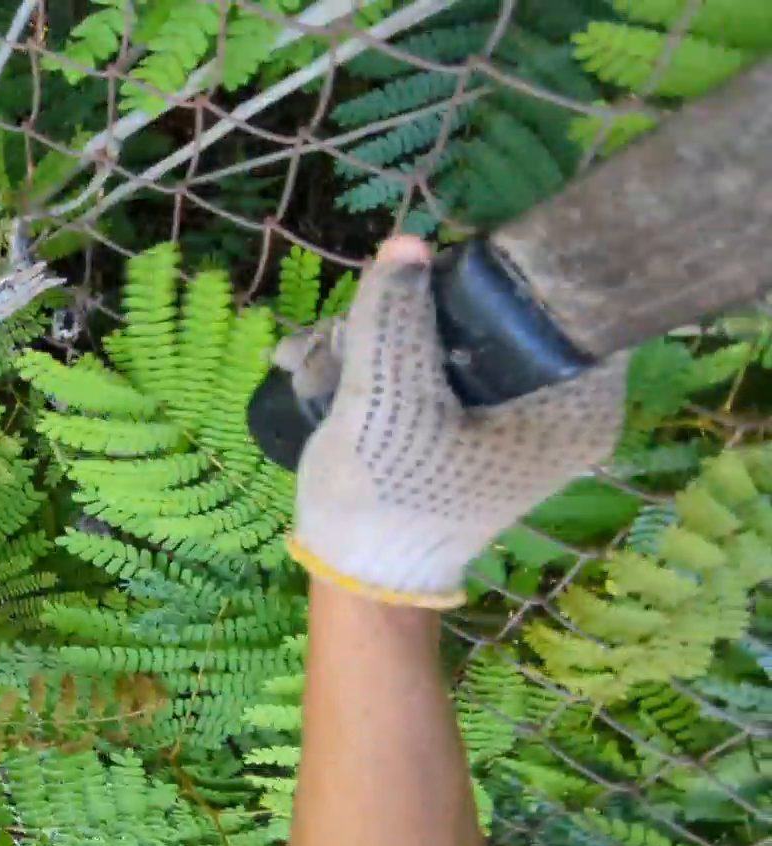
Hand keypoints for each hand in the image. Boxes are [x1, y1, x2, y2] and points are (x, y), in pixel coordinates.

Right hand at [275, 235, 628, 607]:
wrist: (354, 576)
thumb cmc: (381, 503)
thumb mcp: (383, 408)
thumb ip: (393, 326)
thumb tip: (403, 243)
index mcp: (570, 401)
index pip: (539, 303)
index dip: (467, 284)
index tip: (399, 293)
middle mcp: (548, 405)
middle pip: (474, 325)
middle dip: (388, 325)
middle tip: (322, 346)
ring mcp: (501, 422)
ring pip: (436, 349)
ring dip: (361, 347)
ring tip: (300, 366)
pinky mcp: (458, 434)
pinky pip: (422, 380)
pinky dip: (367, 372)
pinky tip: (314, 376)